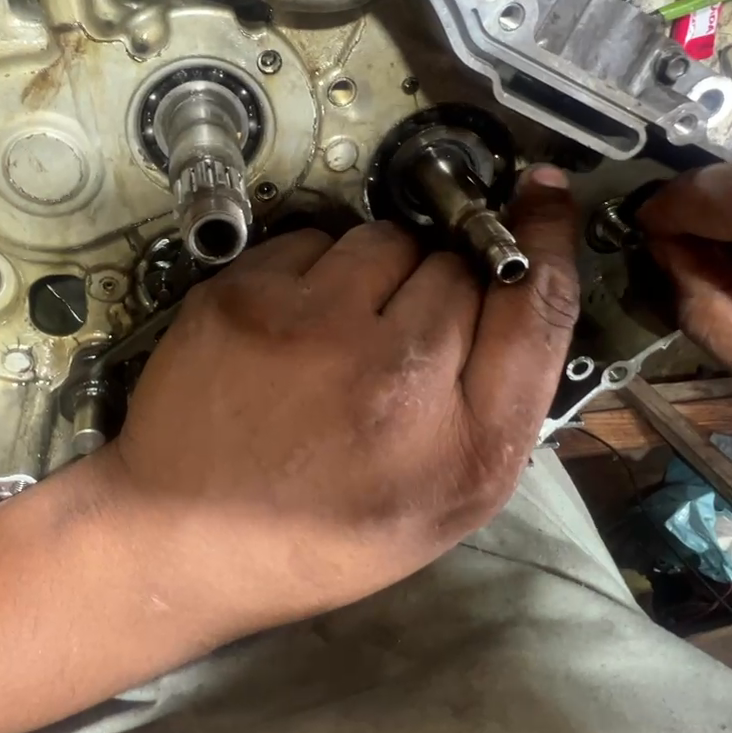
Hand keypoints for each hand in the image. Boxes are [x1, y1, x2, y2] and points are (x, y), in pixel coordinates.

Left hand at [79, 166, 580, 635]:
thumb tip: (521, 277)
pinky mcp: (241, 295)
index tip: (546, 193)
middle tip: (396, 344)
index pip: (535, 308)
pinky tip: (291, 328)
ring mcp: (311, 328)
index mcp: (464, 451)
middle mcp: (396, 378)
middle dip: (439, 291)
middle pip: (459, 265)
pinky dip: (315, 272)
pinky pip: (315, 240)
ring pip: (386, 240)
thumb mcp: (444, 499)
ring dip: (378, 273)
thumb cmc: (326, 529)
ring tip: (339, 334)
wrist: (184, 538)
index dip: (547, 239)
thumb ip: (499, 399)